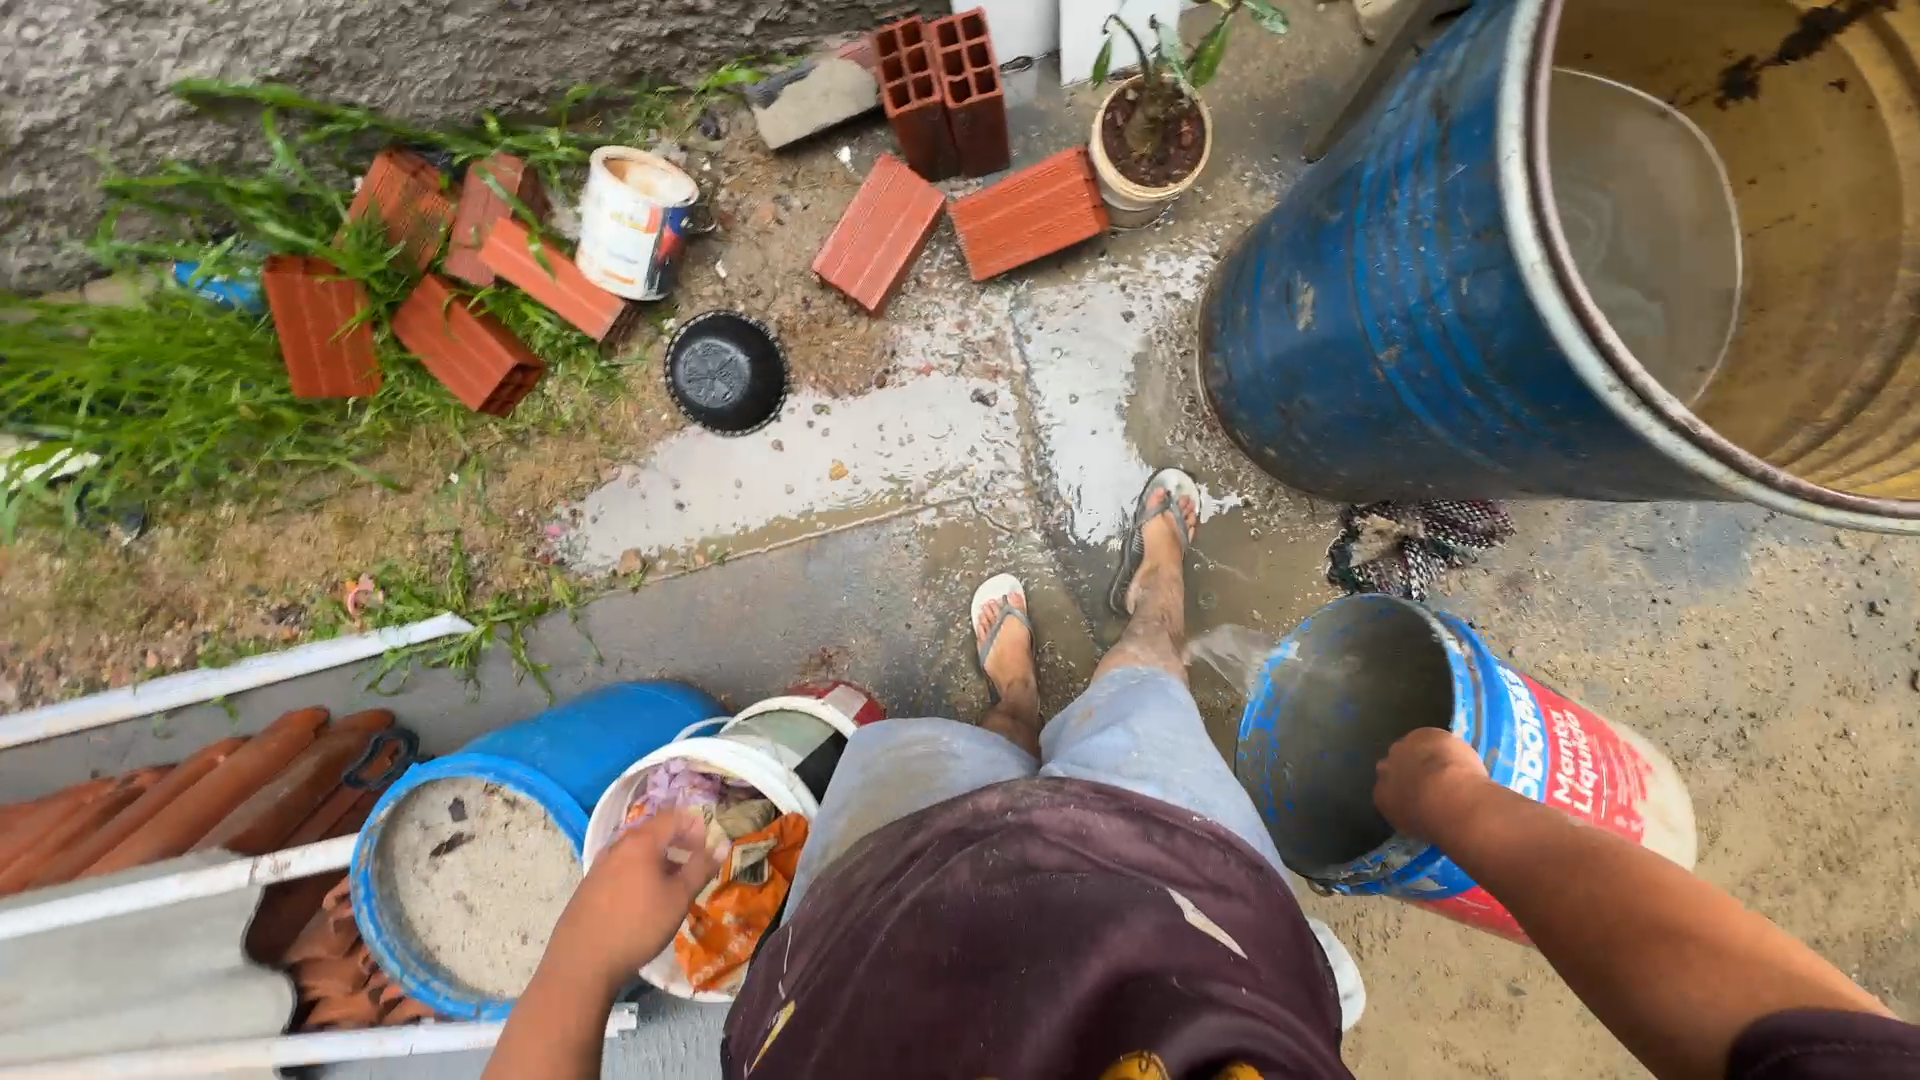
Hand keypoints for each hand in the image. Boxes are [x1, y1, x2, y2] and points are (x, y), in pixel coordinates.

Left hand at [543, 808, 725, 990]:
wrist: (580, 966)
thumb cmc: (638, 926)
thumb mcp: (678, 898)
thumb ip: (701, 868)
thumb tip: (723, 844)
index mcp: (641, 842)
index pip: (673, 817)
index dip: (695, 827)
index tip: (706, 850)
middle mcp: (617, 847)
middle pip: (653, 832)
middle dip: (677, 843)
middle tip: (693, 865)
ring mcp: (598, 867)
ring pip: (635, 852)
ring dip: (658, 860)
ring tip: (670, 886)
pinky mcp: (587, 888)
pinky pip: (620, 868)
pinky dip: (638, 874)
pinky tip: (642, 902)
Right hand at [1373, 727, 1494, 839]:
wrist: (1446, 796)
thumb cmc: (1431, 819)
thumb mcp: (1413, 826)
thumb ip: (1408, 812)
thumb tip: (1414, 810)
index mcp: (1381, 793)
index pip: (1387, 788)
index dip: (1404, 790)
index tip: (1420, 796)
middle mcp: (1385, 767)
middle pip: (1395, 763)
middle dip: (1411, 768)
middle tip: (1434, 781)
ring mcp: (1404, 748)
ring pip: (1414, 749)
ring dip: (1428, 756)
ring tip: (1451, 769)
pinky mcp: (1425, 734)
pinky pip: (1435, 740)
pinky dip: (1446, 748)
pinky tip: (1461, 760)